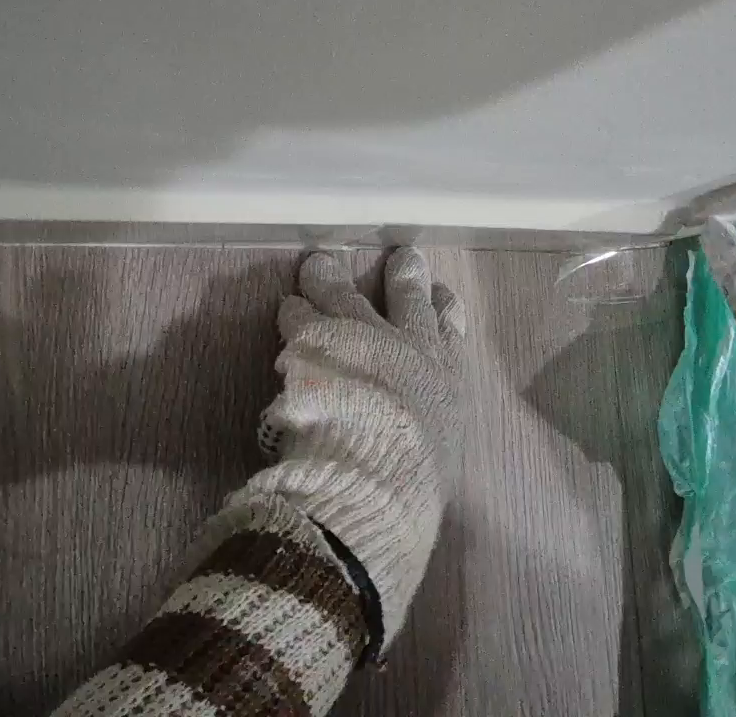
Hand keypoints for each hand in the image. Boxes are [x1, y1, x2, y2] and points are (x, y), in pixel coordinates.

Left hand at [244, 248, 467, 655]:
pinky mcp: (316, 337)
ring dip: (332, 278)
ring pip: (346, 293)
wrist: (372, 478)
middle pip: (407, 295)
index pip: (448, 325)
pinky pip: (301, 315)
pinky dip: (295, 312)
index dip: (441, 304)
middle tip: (401, 255)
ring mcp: (363, 335)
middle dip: (404, 272)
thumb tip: (414, 435)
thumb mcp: (437, 453)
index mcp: (443, 374)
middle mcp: (409, 345)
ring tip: (319, 266)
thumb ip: (427, 428)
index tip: (437, 290)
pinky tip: (288, 308)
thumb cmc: (412, 480)